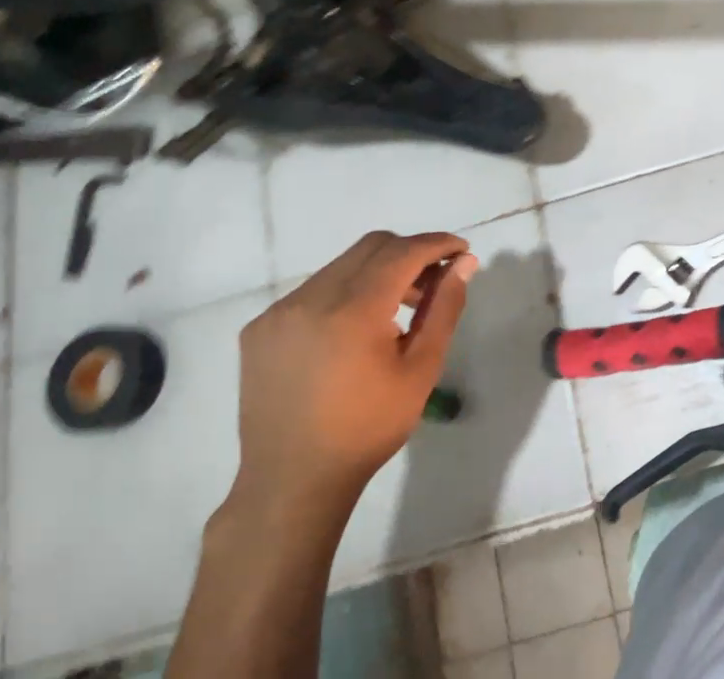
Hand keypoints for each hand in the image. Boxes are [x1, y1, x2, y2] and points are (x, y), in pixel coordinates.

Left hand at [232, 231, 478, 505]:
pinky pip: (311, 291)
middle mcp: (310, 299)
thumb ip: (444, 308)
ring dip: (376, 274)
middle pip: (370, 247)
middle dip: (409, 254)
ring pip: (340, 267)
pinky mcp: (260, 329)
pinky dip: (343, 295)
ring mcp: (278, 313)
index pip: (401, 252)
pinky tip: (353, 334)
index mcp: (353, 310)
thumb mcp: (421, 369)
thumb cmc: (369, 427)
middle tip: (434, 284)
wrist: (293, 478)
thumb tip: (464, 264)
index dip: (436, 244)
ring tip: (396, 313)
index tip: (461, 250)